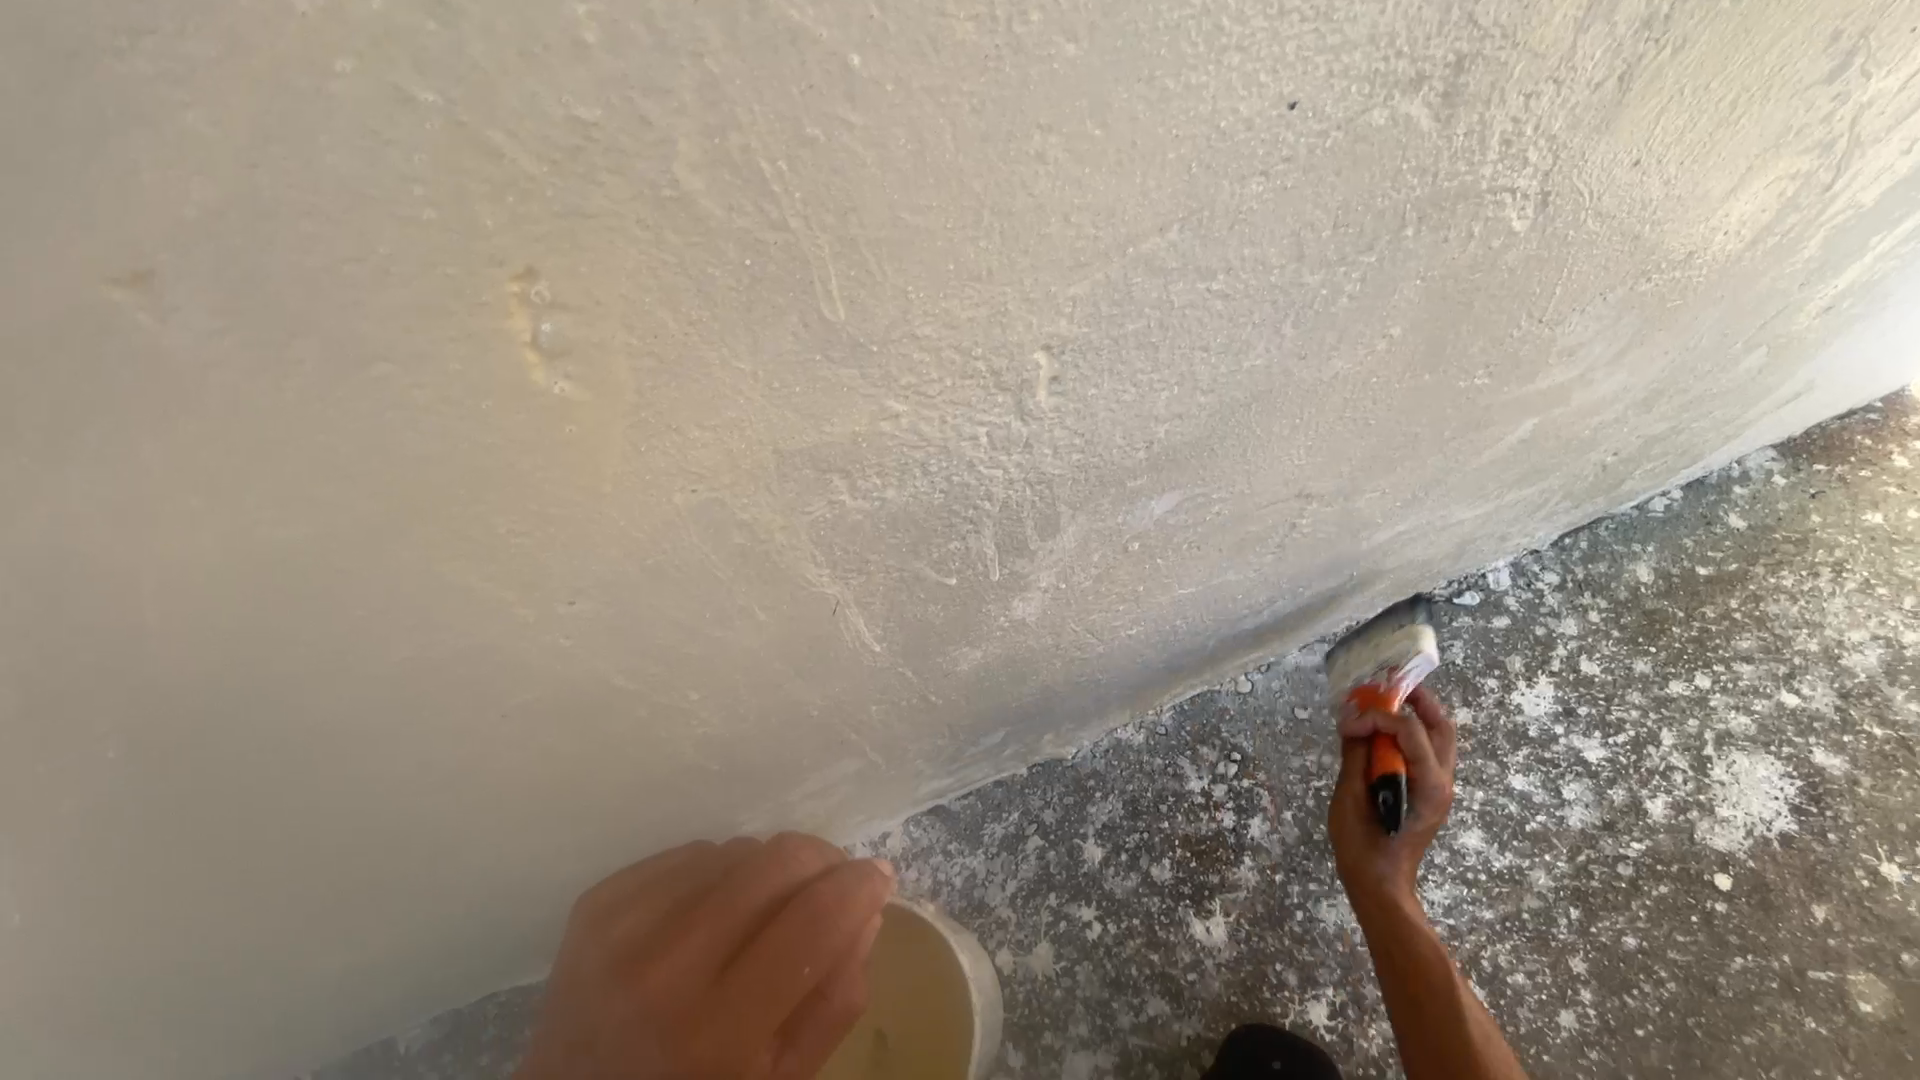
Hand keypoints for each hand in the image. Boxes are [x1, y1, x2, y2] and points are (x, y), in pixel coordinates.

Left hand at [515, 833, 895, 1079]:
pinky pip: (691, 852)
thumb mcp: (780, 1077)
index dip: (860, 886)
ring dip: (768, 869)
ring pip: (737, 847)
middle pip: (776, 862)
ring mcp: (622, 927)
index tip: (879, 877)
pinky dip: (719, 871)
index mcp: (717, 1032)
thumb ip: (836, 997)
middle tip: (832, 883)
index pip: (814, 920)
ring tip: (763, 911)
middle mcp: (664, 969)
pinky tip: (713, 910)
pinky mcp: (597, 902)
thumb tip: (867, 906)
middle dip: (822, 861)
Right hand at [1328, 685, 1456, 916]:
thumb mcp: (1350, 797)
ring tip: (1385, 701)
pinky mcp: (1429, 792)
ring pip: (1439, 738)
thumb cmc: (1363, 845)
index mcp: (1428, 784)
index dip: (1377, 716)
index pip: (1409, 729)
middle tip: (1387, 685)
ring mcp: (1439, 787)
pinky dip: (1409, 733)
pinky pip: (1427, 752)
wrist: (1380, 884)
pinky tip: (1382, 732)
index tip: (1348, 720)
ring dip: (1416, 714)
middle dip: (1417, 700)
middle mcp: (1442, 782)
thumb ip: (1356, 754)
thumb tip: (1352, 720)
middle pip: (1441, 726)